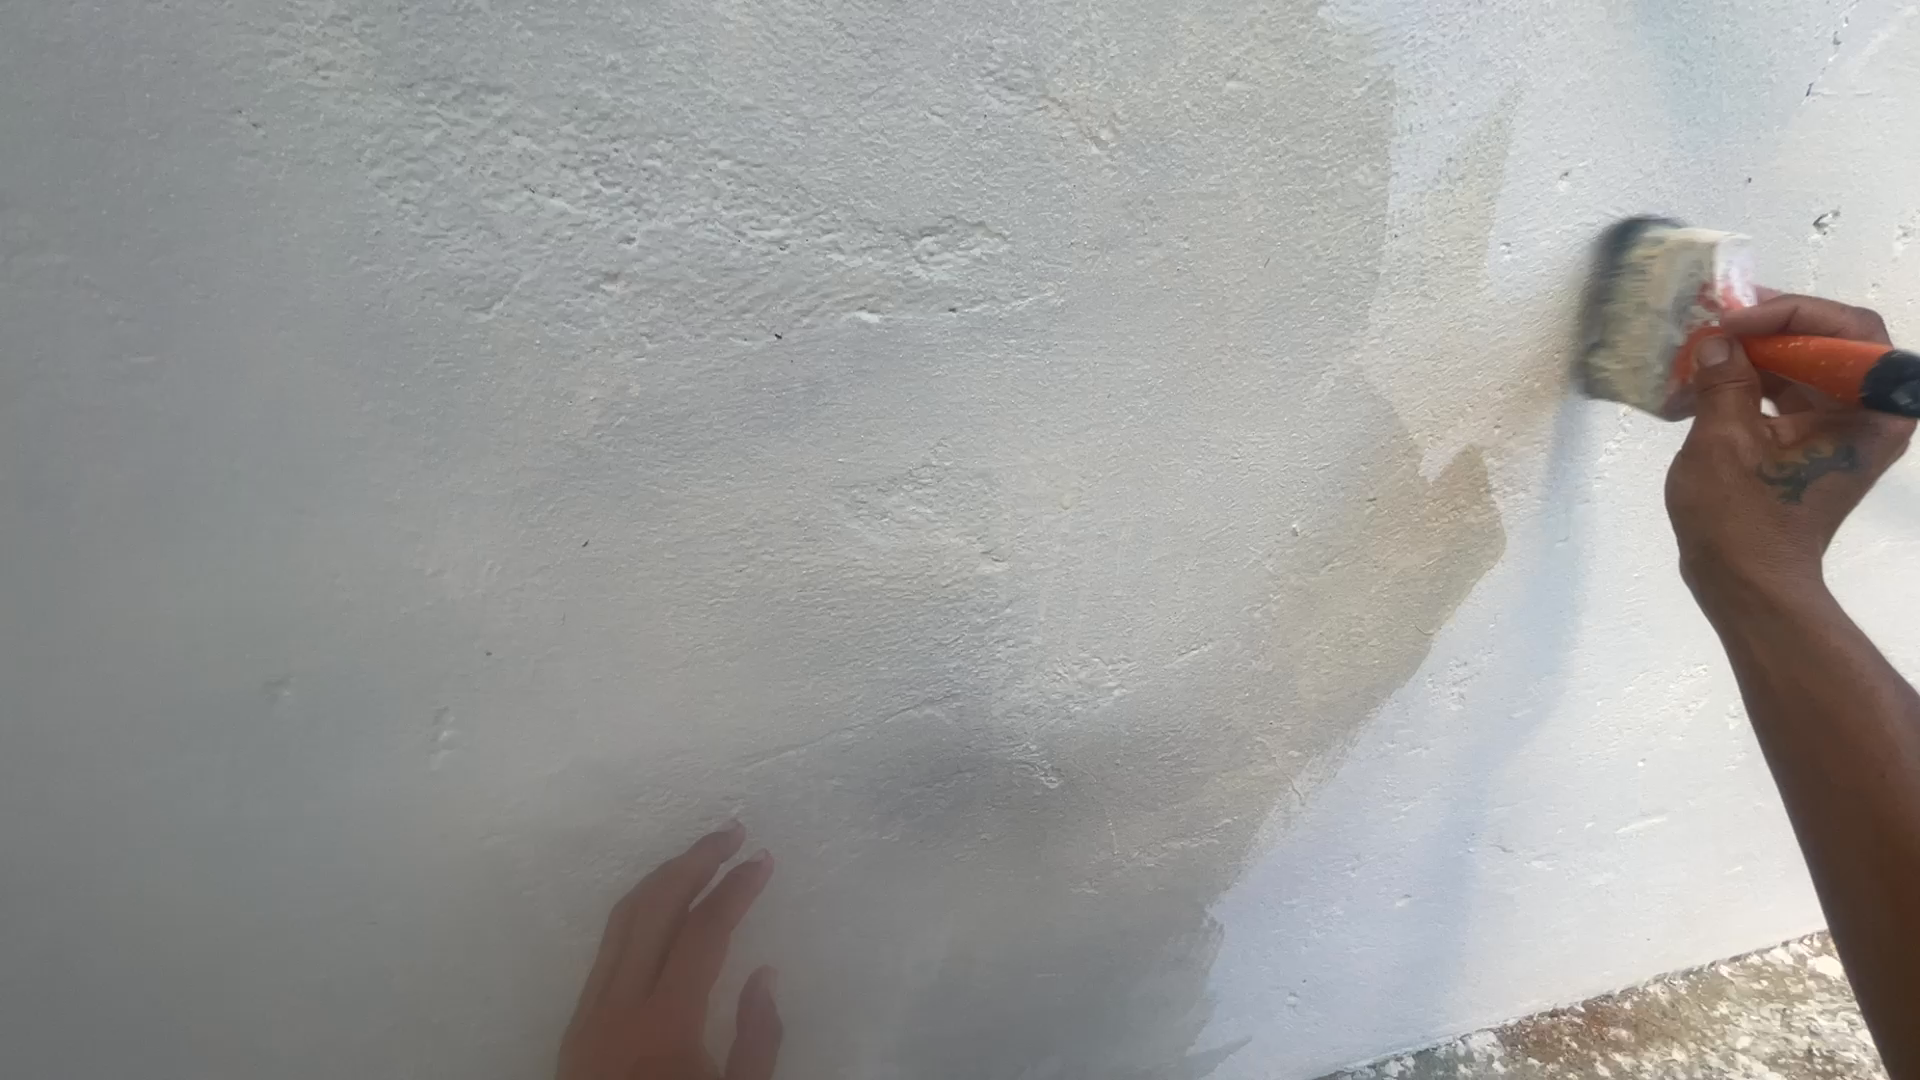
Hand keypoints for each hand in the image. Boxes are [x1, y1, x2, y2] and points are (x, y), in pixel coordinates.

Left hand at [557, 823, 780, 1079]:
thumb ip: (759, 1040)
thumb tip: (765, 973)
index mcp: (662, 1025)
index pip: (704, 931)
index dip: (737, 887)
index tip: (764, 858)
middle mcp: (616, 1007)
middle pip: (655, 905)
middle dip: (697, 859)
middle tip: (733, 830)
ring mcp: (588, 1014)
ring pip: (623, 917)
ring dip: (666, 875)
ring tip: (703, 853)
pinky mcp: (575, 1026)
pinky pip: (609, 944)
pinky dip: (643, 907)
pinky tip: (668, 903)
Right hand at [1666, 293, 1914, 605]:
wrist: (1746, 577)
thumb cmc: (1741, 514)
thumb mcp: (1722, 442)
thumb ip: (1724, 385)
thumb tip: (1716, 342)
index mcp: (1871, 408)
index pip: (1846, 331)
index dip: (1786, 315)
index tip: (1726, 321)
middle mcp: (1871, 412)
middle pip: (1827, 346)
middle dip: (1763, 334)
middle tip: (1707, 326)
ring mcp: (1841, 430)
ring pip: (1800, 371)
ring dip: (1747, 362)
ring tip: (1694, 362)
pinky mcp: (1811, 445)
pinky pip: (1784, 399)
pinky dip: (1743, 389)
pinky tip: (1697, 393)